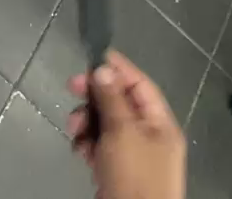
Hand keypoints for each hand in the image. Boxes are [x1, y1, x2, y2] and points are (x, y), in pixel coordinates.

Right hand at [65, 51, 186, 198]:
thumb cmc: (135, 175)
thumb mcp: (122, 132)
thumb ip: (112, 98)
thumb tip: (103, 67)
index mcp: (160, 124)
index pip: (139, 84)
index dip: (117, 68)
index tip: (91, 57)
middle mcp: (149, 136)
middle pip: (118, 102)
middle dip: (94, 96)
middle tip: (72, 88)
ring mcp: (133, 154)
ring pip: (105, 122)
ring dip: (86, 122)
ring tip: (75, 131)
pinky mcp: (117, 169)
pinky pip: (99, 144)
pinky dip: (87, 143)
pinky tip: (80, 151)